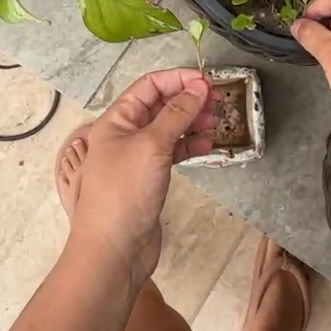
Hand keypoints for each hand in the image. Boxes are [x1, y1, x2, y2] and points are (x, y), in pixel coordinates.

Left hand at [70, 68, 216, 285]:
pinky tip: (206, 146)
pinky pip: (172, 152)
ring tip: (216, 122)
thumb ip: (177, 113)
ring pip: (169, 128)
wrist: (113, 251)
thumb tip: (198, 87)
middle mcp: (125, 134)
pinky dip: (189, 145)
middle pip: (160, 105)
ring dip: (192, 121)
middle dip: (188, 99)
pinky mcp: (149, 177)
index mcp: (116, 119)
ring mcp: (137, 157)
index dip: (178, 79)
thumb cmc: (124, 193)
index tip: (207, 82)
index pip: (150, 85)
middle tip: (217, 102)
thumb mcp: (152, 145)